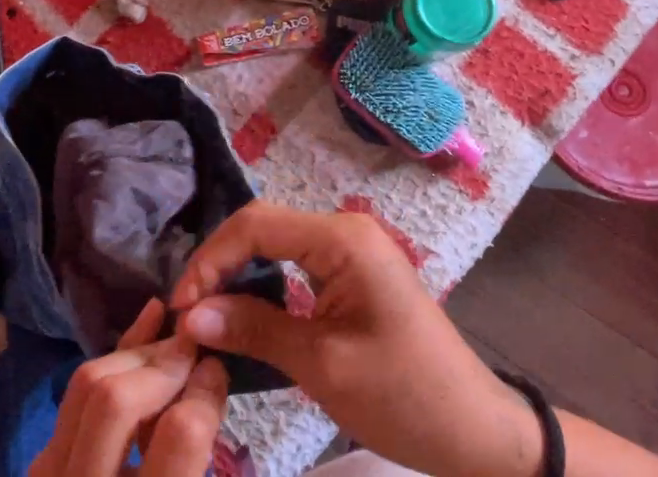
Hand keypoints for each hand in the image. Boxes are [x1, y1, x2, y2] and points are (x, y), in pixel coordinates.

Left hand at [30, 299, 228, 476]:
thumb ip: (196, 446)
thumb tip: (209, 373)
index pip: (180, 433)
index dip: (204, 391)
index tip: (218, 369)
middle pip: (117, 398)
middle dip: (161, 361)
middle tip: (195, 347)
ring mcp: (51, 471)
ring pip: (87, 382)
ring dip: (136, 353)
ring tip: (172, 341)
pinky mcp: (41, 457)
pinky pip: (74, 393)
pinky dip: (114, 359)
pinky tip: (145, 326)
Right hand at [170, 202, 541, 476]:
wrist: (478, 433)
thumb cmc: (405, 397)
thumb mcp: (322, 365)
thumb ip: (254, 329)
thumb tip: (189, 314)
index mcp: (343, 239)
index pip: (255, 225)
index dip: (210, 260)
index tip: (180, 307)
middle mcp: (346, 230)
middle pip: (262, 228)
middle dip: (219, 264)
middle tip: (188, 313)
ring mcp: (351, 250)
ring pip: (275, 245)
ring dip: (238, 274)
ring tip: (206, 315)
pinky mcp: (352, 274)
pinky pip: (294, 265)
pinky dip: (263, 285)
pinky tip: (243, 314)